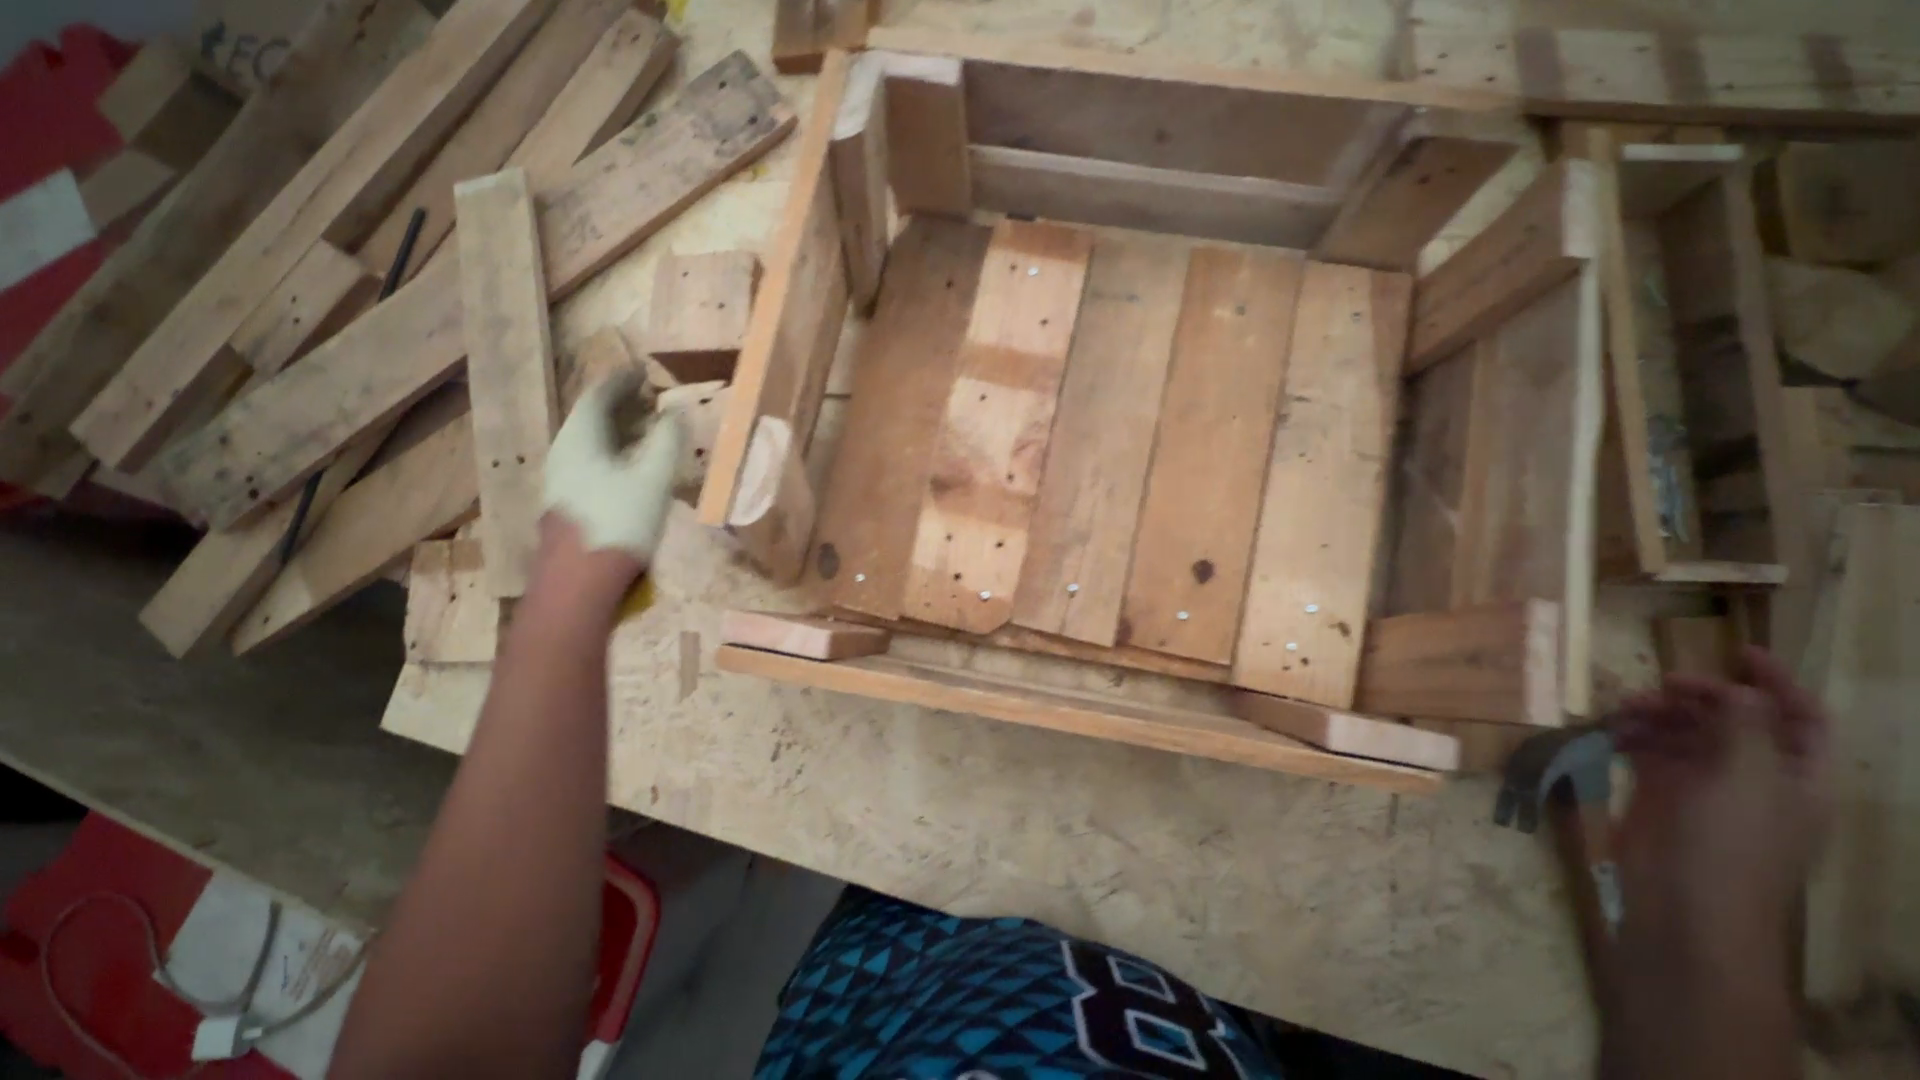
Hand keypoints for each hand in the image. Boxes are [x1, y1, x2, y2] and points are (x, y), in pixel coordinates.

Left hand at [544, 367, 682, 570]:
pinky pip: (590, 466)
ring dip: (616, 432)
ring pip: (589, 445)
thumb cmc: (617, 524)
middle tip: (646, 398)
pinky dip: (612, 456)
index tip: (641, 371)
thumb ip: (666, 442)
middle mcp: (563, 456)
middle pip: (589, 419)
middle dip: (618, 405)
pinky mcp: (567, 509)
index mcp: (579, 440)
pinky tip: (628, 471)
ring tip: (642, 431)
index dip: (620, 381)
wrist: (577, 586)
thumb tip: (674, 414)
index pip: (596, 397)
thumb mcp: (652, 479)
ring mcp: (561, 485)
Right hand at [1614, 646, 1828, 952]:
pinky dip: (1632, 736)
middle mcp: (1755, 777)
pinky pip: (1650, 752)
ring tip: (1624, 708)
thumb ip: (1744, 725)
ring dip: (1658, 714)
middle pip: (1733, 719)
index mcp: (1796, 776)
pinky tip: (1611, 732)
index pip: (1800, 717)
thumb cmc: (1729, 842)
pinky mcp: (1662, 795)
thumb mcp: (1746, 777)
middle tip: (1661, 685)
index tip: (1737, 651)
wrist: (1684, 904)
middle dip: (1699, 697)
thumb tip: (1735, 690)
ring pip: (1686, 732)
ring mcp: (1706, 787)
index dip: (1776, 683)